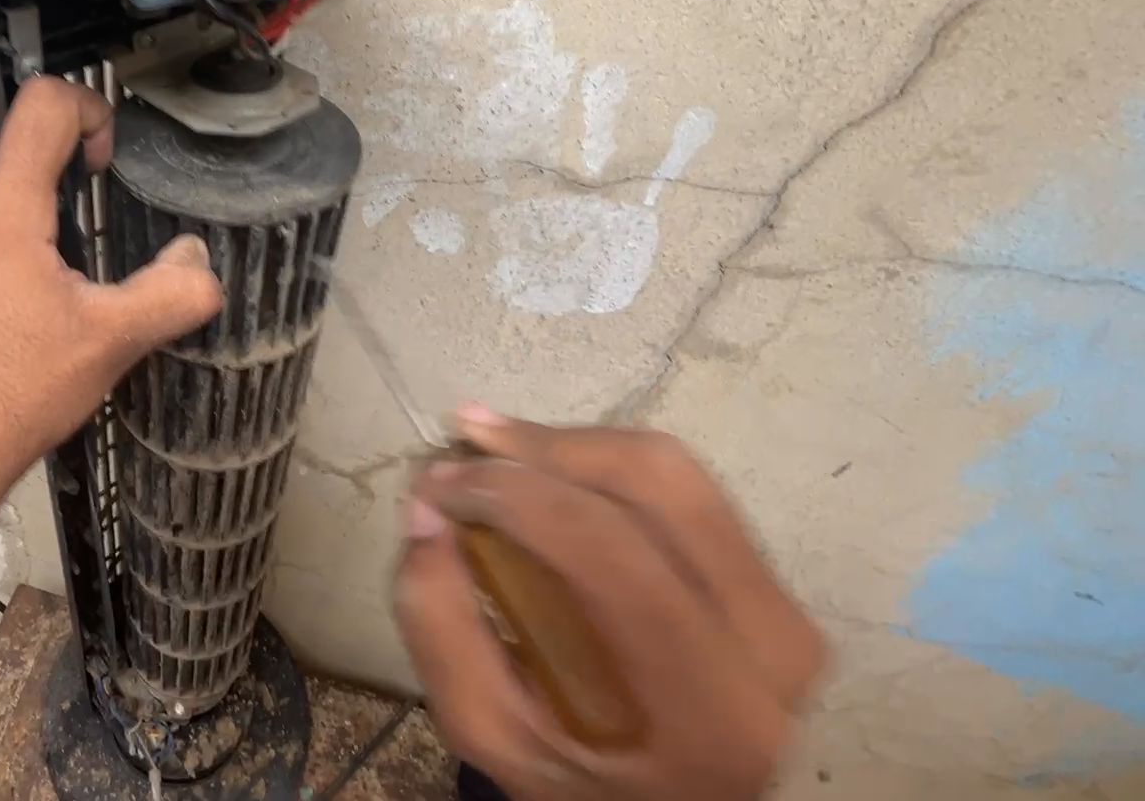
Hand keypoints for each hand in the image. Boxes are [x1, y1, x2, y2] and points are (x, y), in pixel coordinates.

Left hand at [0, 77, 223, 535]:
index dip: (85, 109)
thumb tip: (200, 263)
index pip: (37, 109)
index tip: (105, 159)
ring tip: (50, 208)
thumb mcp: (111, 344)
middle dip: (20, 113)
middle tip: (63, 156)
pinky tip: (23, 268)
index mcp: (2, 216)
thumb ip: (171, 295)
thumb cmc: (13, 395)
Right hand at [396, 408, 824, 799]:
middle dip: (537, 447)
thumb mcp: (488, 733)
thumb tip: (423, 511)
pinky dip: (597, 460)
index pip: (602, 547)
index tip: (435, 483)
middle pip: (649, 481)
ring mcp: (783, 603)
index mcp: (707, 704)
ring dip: (566, 443)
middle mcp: (768, 641)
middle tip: (463, 439)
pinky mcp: (770, 578)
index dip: (509, 493)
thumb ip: (441, 628)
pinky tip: (541, 464)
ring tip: (494, 442)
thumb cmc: (579, 778)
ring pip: (668, 467)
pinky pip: (679, 485)